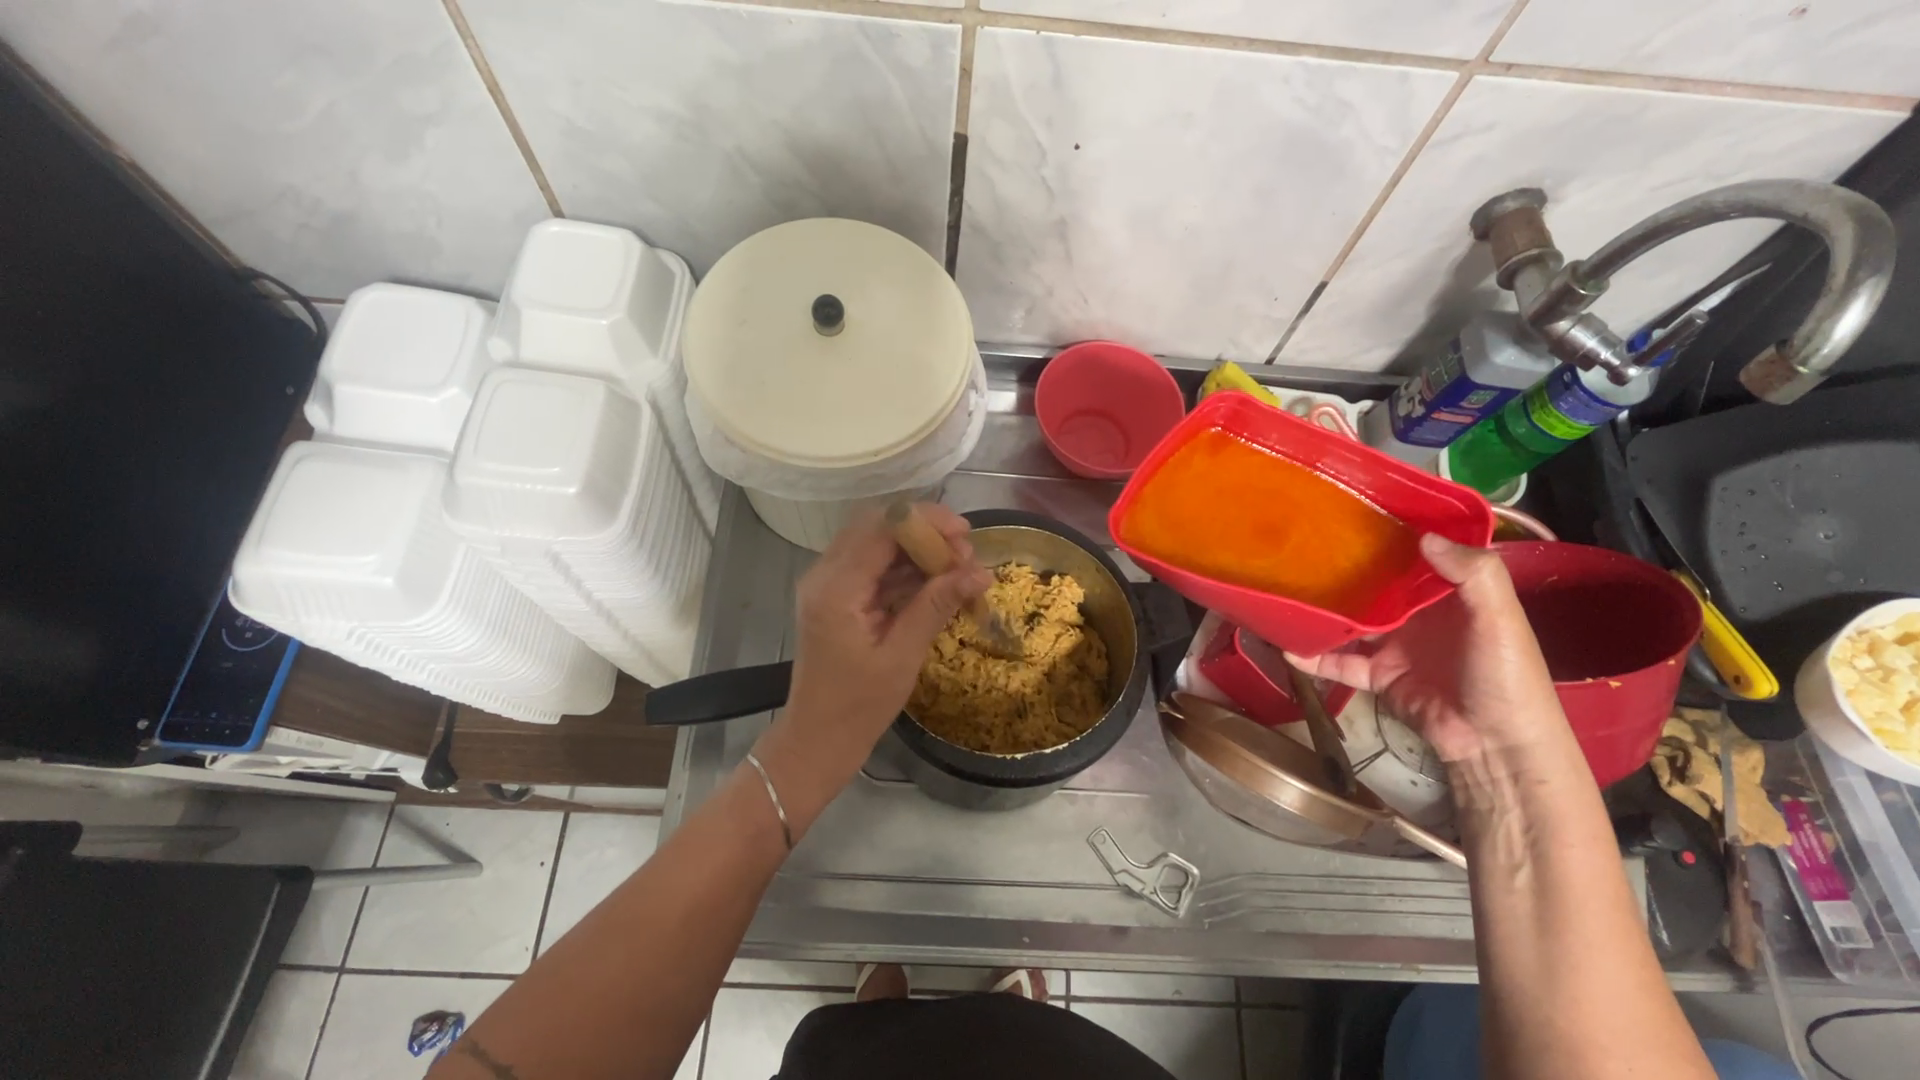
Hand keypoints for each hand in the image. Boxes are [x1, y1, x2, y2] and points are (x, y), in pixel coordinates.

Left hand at [782, 504, 990, 757]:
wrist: (817, 740)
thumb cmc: (858, 707)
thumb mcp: (902, 656)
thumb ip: (936, 605)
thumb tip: (980, 572)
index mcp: (836, 588)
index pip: (882, 528)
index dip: (927, 522)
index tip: (966, 536)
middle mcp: (824, 575)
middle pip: (876, 527)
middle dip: (924, 532)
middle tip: (965, 555)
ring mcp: (827, 585)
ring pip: (875, 544)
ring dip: (917, 549)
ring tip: (958, 570)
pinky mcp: (836, 598)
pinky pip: (872, 567)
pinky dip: (904, 569)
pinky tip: (936, 584)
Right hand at [1286, 534, 1566, 764]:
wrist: (1495, 744)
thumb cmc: (1504, 674)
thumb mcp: (1501, 617)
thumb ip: (1473, 573)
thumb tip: (1422, 537)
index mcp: (1452, 595)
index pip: (1418, 557)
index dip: (1392, 537)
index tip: (1355, 514)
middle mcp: (1421, 616)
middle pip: (1377, 588)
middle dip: (1346, 572)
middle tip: (1304, 551)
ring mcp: (1396, 647)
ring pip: (1352, 623)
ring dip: (1324, 614)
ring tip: (1287, 595)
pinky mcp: (1379, 677)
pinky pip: (1341, 663)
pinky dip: (1315, 657)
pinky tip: (1288, 647)